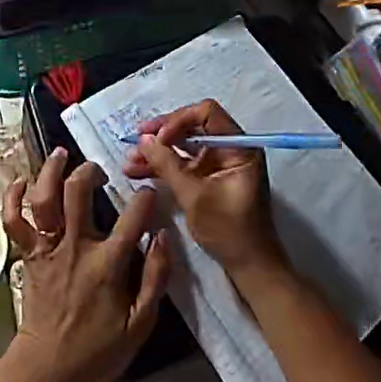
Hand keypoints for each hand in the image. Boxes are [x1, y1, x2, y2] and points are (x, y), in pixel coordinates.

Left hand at [1, 147, 170, 381]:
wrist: (49, 367)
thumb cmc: (98, 348)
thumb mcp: (140, 323)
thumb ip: (156, 278)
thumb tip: (163, 237)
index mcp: (107, 264)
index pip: (132, 217)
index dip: (146, 197)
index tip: (151, 191)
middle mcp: (75, 247)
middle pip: (78, 193)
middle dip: (90, 171)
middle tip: (99, 169)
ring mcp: (48, 249)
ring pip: (44, 199)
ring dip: (50, 171)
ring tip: (60, 154)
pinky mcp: (29, 255)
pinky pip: (14, 221)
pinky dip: (13, 199)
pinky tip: (22, 183)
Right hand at [124, 100, 285, 277]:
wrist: (250, 267)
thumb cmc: (230, 230)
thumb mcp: (194, 196)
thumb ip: (168, 165)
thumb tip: (144, 140)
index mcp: (239, 147)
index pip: (207, 113)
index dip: (179, 120)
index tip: (158, 139)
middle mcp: (230, 149)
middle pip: (192, 127)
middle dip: (162, 135)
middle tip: (135, 142)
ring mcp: (219, 164)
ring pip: (184, 146)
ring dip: (158, 152)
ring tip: (130, 161)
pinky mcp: (209, 178)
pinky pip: (184, 164)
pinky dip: (164, 166)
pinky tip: (139, 171)